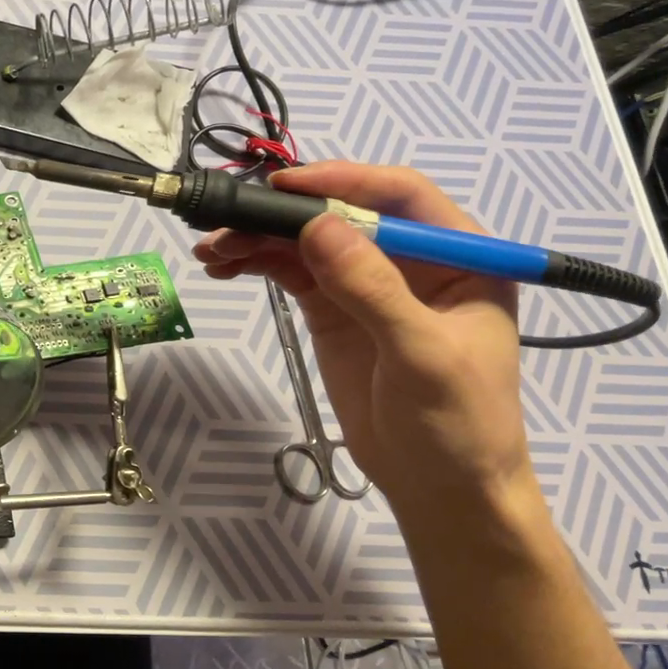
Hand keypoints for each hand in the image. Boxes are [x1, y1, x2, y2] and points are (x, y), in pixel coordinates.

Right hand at [192, 162, 530, 515]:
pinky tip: (224, 266)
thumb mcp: (420, 355)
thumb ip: (372, 289)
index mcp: (456, 258)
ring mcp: (365, 285)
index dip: (343, 181)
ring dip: (257, 240)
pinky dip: (256, 264)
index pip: (399, 197)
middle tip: (226, 226)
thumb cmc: (455, 422)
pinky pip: (290, 272)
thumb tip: (318, 226)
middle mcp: (409, 261)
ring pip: (305, 242)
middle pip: (339, 215)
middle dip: (282, 216)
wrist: (439, 487)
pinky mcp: (332, 310)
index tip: (283, 187)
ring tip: (211, 251)